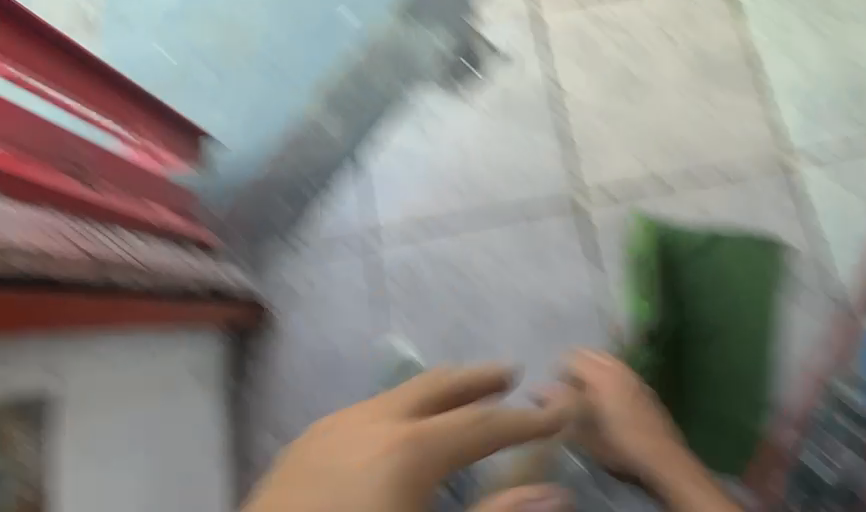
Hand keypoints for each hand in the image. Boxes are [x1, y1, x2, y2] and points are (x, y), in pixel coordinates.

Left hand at [243, 364, 570, 511]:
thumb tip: (552, 492)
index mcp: (409, 449)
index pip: (483, 425)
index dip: (525, 421)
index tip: (559, 412)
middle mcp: (373, 421)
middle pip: (438, 386)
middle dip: (478, 379)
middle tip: (510, 373)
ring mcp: (334, 426)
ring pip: (397, 394)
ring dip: (436, 393)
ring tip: (459, 399)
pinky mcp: (306, 442)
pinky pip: (366, 411)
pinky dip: (398, 410)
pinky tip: (396, 432)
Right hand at [551, 349, 688, 483]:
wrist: (664, 460)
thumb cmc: (620, 447)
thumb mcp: (585, 432)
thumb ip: (561, 406)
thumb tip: (537, 390)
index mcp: (601, 375)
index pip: (572, 357)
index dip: (559, 370)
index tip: (554, 388)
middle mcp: (617, 369)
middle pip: (590, 352)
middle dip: (575, 365)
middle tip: (568, 388)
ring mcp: (634, 376)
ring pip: (607, 359)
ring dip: (592, 368)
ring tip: (586, 391)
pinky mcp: (645, 387)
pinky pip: (620, 369)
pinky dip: (608, 374)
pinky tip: (608, 398)